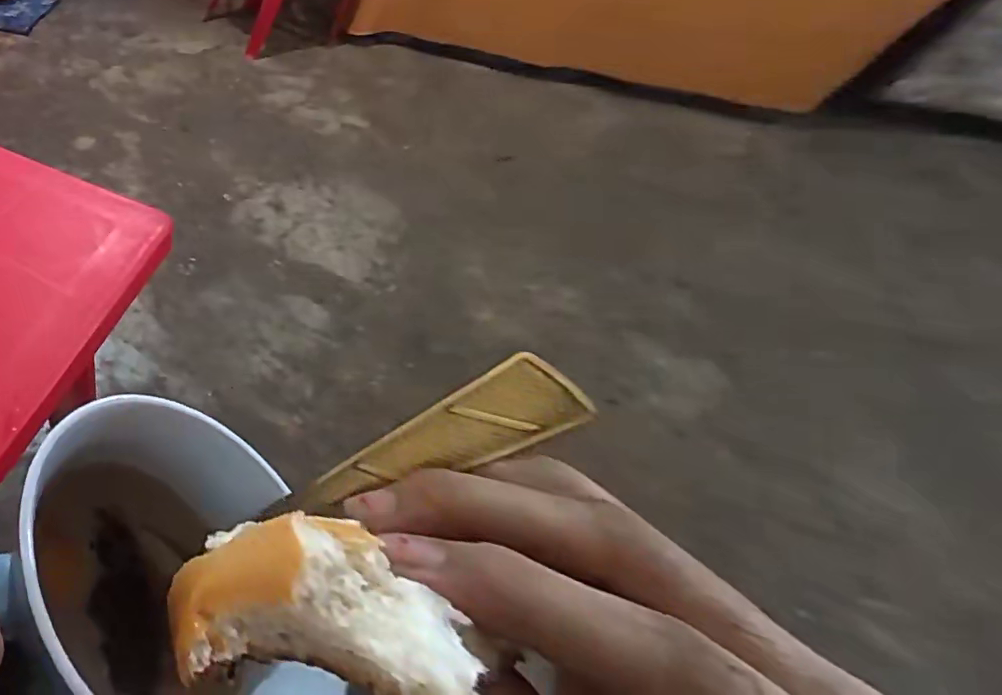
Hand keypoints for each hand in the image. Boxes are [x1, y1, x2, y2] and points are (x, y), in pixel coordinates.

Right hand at [344, 458, 878, 694]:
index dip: (514, 591)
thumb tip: (411, 631)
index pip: (655, 644)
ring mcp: (730, 605)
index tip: (396, 559)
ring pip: (590, 501)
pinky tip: (451, 514)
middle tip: (369, 509)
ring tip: (397, 501)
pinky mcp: (681, 583)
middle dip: (470, 506)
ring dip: (477, 489)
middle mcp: (771, 651)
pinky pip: (580, 514)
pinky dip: (502, 502)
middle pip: (607, 528)